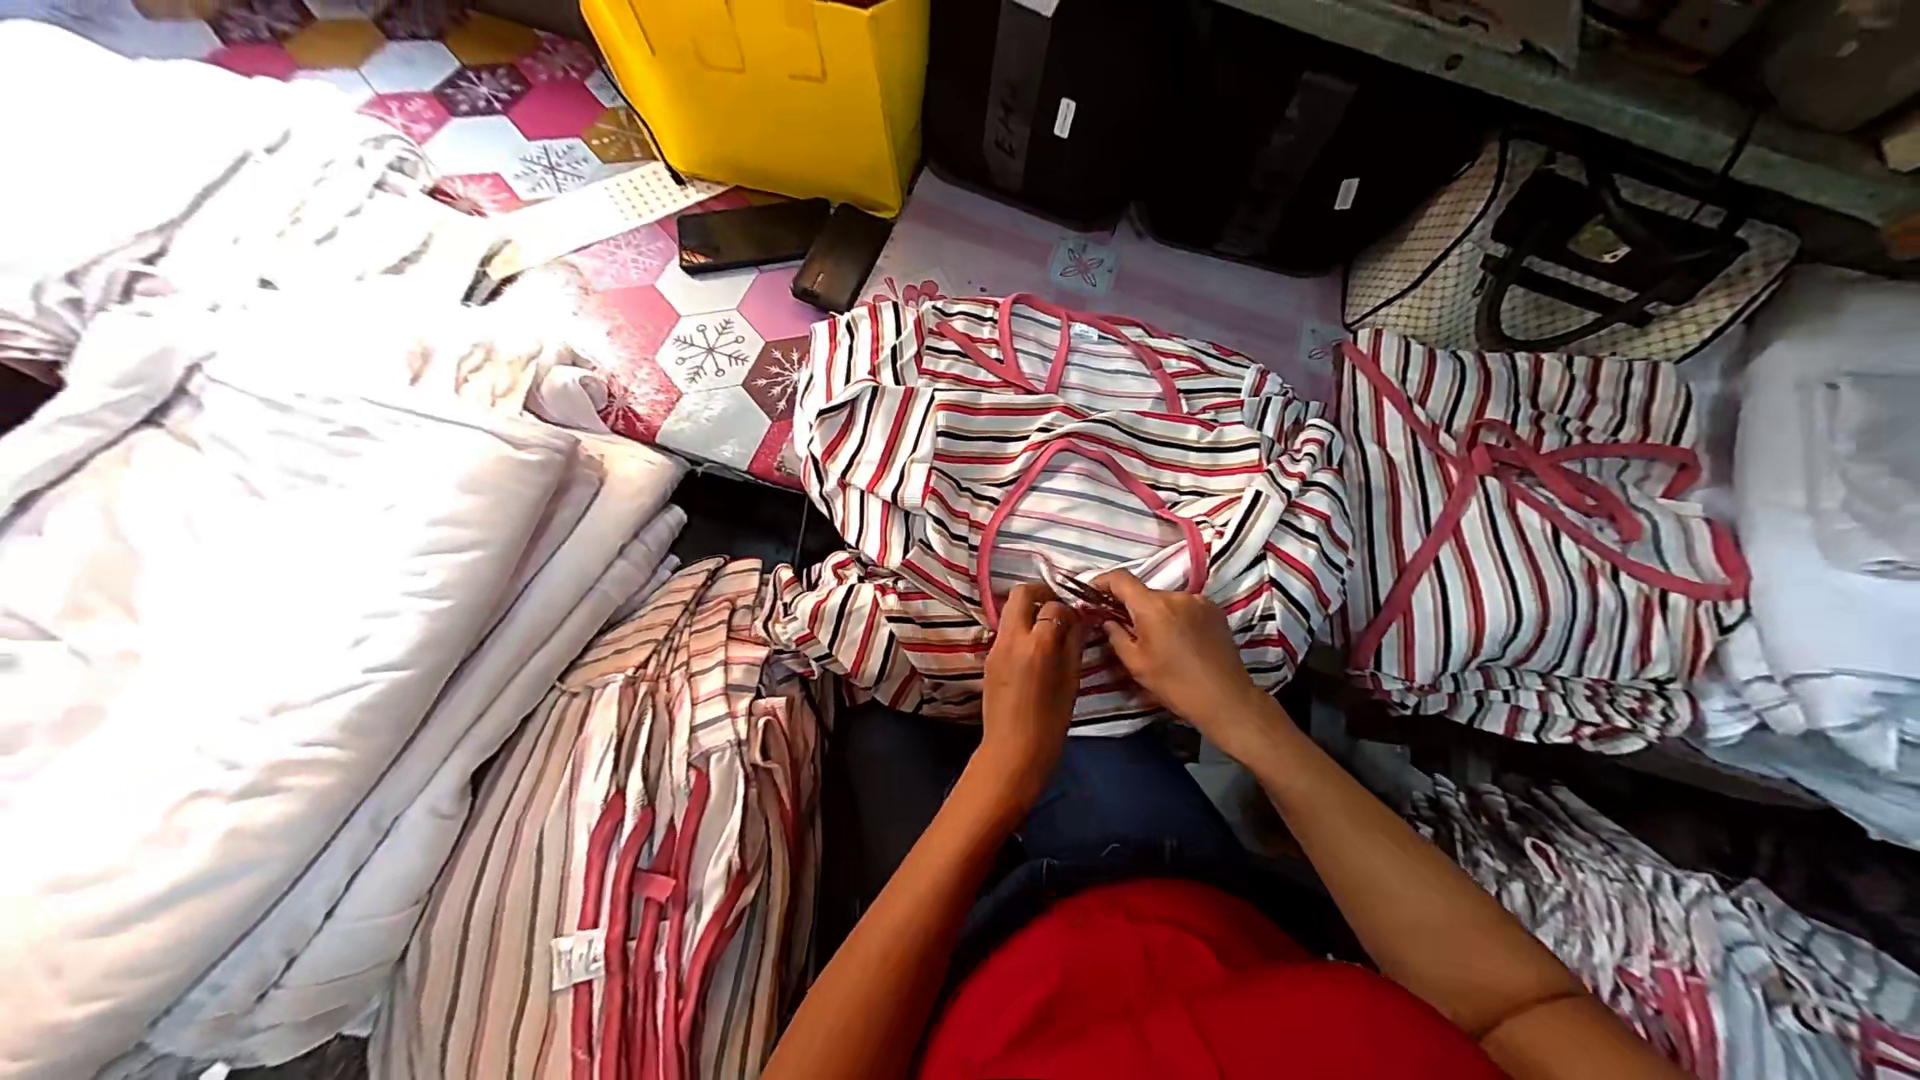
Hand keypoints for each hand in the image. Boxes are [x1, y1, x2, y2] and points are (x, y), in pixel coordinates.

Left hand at [976, 583, 1084, 807]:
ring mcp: (996, 646)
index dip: (1067, 609)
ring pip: (1010, 610)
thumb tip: (1076, 620)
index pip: (1053, 606)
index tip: (1075, 619)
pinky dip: (1019, 627)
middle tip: (1056, 608)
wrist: (1012, 748)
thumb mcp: (1071, 680)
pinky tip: (1032, 647)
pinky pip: (1005, 630)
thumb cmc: (1050, 720)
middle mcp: (1012, 638)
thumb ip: (1073, 643)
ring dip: (1028, 610)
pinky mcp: (988, 657)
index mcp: (1038, 644)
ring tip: (1046, 628)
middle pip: (1021, 593)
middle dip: (1041, 594)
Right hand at [1091, 569, 1274, 757]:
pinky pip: (1185, 607)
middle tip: (1125, 629)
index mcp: (1152, 606)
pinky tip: (1179, 641)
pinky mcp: (1215, 611)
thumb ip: (1116, 636)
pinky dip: (1175, 617)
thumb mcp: (1135, 664)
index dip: (1102, 582)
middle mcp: (1176, 596)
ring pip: (1165, 601)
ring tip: (1157, 640)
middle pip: (1144, 593)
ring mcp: (1199, 601)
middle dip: (1131, 607)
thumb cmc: (1175, 684)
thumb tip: (1107, 620)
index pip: (1120, 579)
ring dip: (1155, 614)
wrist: (1226, 698)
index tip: (1092, 593)